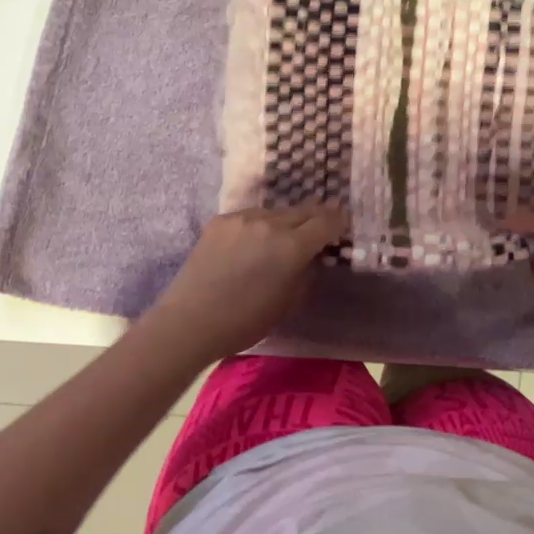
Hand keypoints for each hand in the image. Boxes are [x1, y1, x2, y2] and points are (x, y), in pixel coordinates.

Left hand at [143, 205, 348, 363]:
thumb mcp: (289, 302)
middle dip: (316, 217)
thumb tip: (312, 256)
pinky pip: (250, 217)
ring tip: (285, 233)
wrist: (190, 321)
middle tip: (322, 223)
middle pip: (303, 211)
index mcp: (292, 246)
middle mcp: (270, 223)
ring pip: (275, 212)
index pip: (326, 222)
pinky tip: (254, 240)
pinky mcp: (220, 221)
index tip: (343, 223)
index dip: (339, 221)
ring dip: (286, 221)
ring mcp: (242, 218)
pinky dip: (258, 225)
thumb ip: (306, 273)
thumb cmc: (245, 322)